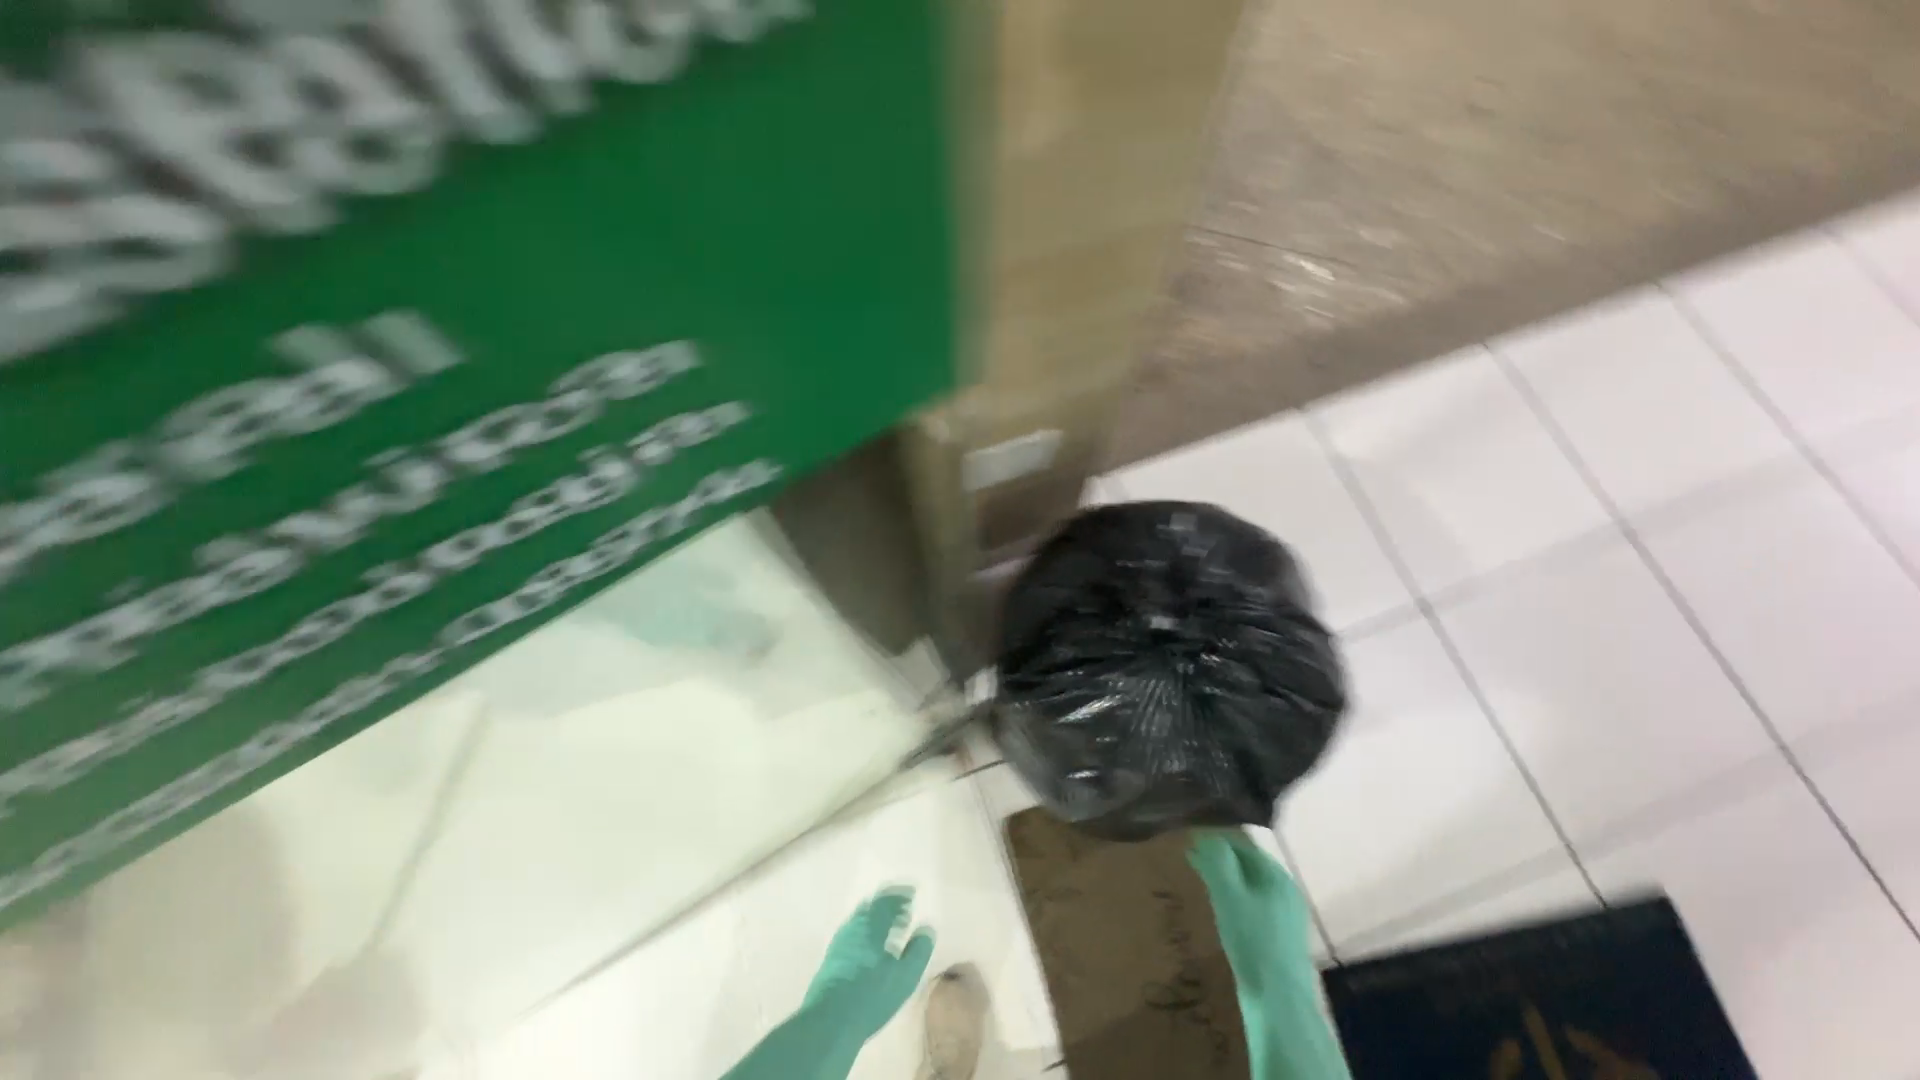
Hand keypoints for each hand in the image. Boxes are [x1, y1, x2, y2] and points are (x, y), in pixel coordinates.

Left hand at [802, 887, 937, 1044]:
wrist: (829, 1022)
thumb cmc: (871, 996)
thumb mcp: (904, 976)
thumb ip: (918, 950)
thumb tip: (927, 928)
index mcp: (871, 925)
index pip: (886, 900)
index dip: (900, 894)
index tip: (912, 891)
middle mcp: (853, 927)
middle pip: (871, 907)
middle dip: (888, 905)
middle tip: (904, 909)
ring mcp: (839, 943)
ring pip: (860, 920)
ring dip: (877, 919)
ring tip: (891, 929)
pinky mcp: (831, 959)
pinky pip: (853, 933)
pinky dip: (867, 932)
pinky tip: (872, 949)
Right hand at [1188, 829, 1313, 991]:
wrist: (1279, 1003)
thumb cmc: (1252, 942)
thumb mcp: (1228, 896)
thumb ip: (1217, 862)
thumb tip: (1205, 834)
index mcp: (1276, 876)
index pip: (1243, 844)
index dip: (1216, 838)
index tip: (1190, 839)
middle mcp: (1286, 891)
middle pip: (1249, 865)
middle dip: (1221, 858)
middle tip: (1191, 857)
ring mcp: (1286, 916)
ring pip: (1251, 886)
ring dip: (1227, 879)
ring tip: (1202, 880)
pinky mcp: (1281, 938)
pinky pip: (1254, 905)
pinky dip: (1235, 899)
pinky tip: (1222, 910)